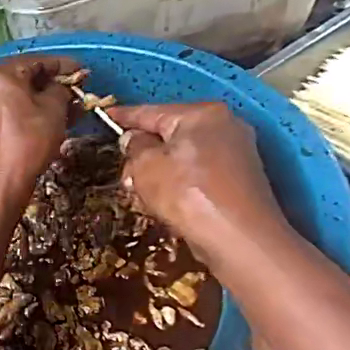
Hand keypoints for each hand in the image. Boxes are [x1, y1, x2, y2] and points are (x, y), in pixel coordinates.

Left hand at [0, 55, 77, 201]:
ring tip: (68, 110)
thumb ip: (61, 90)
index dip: (63, 66)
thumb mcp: (54, 110)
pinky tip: (47, 121)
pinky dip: (28, 112)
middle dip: (52, 85)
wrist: (1, 184)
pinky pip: (8, 110)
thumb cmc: (29, 142)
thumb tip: (62, 87)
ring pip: (16, 96)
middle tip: (76, 92)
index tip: (81, 72)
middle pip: (23, 77)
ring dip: (42, 100)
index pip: (36, 61)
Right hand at [108, 102, 289, 262]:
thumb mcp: (146, 167)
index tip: (107, 115)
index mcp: (202, 114)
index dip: (125, 116)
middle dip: (144, 151)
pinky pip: (201, 173)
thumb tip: (133, 139)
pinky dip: (181, 182)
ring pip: (185, 155)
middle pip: (171, 133)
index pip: (152, 111)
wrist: (240, 238)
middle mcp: (225, 125)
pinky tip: (168, 201)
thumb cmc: (188, 194)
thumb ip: (134, 147)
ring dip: (161, 170)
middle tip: (123, 171)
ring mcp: (237, 152)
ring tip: (142, 191)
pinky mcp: (242, 179)